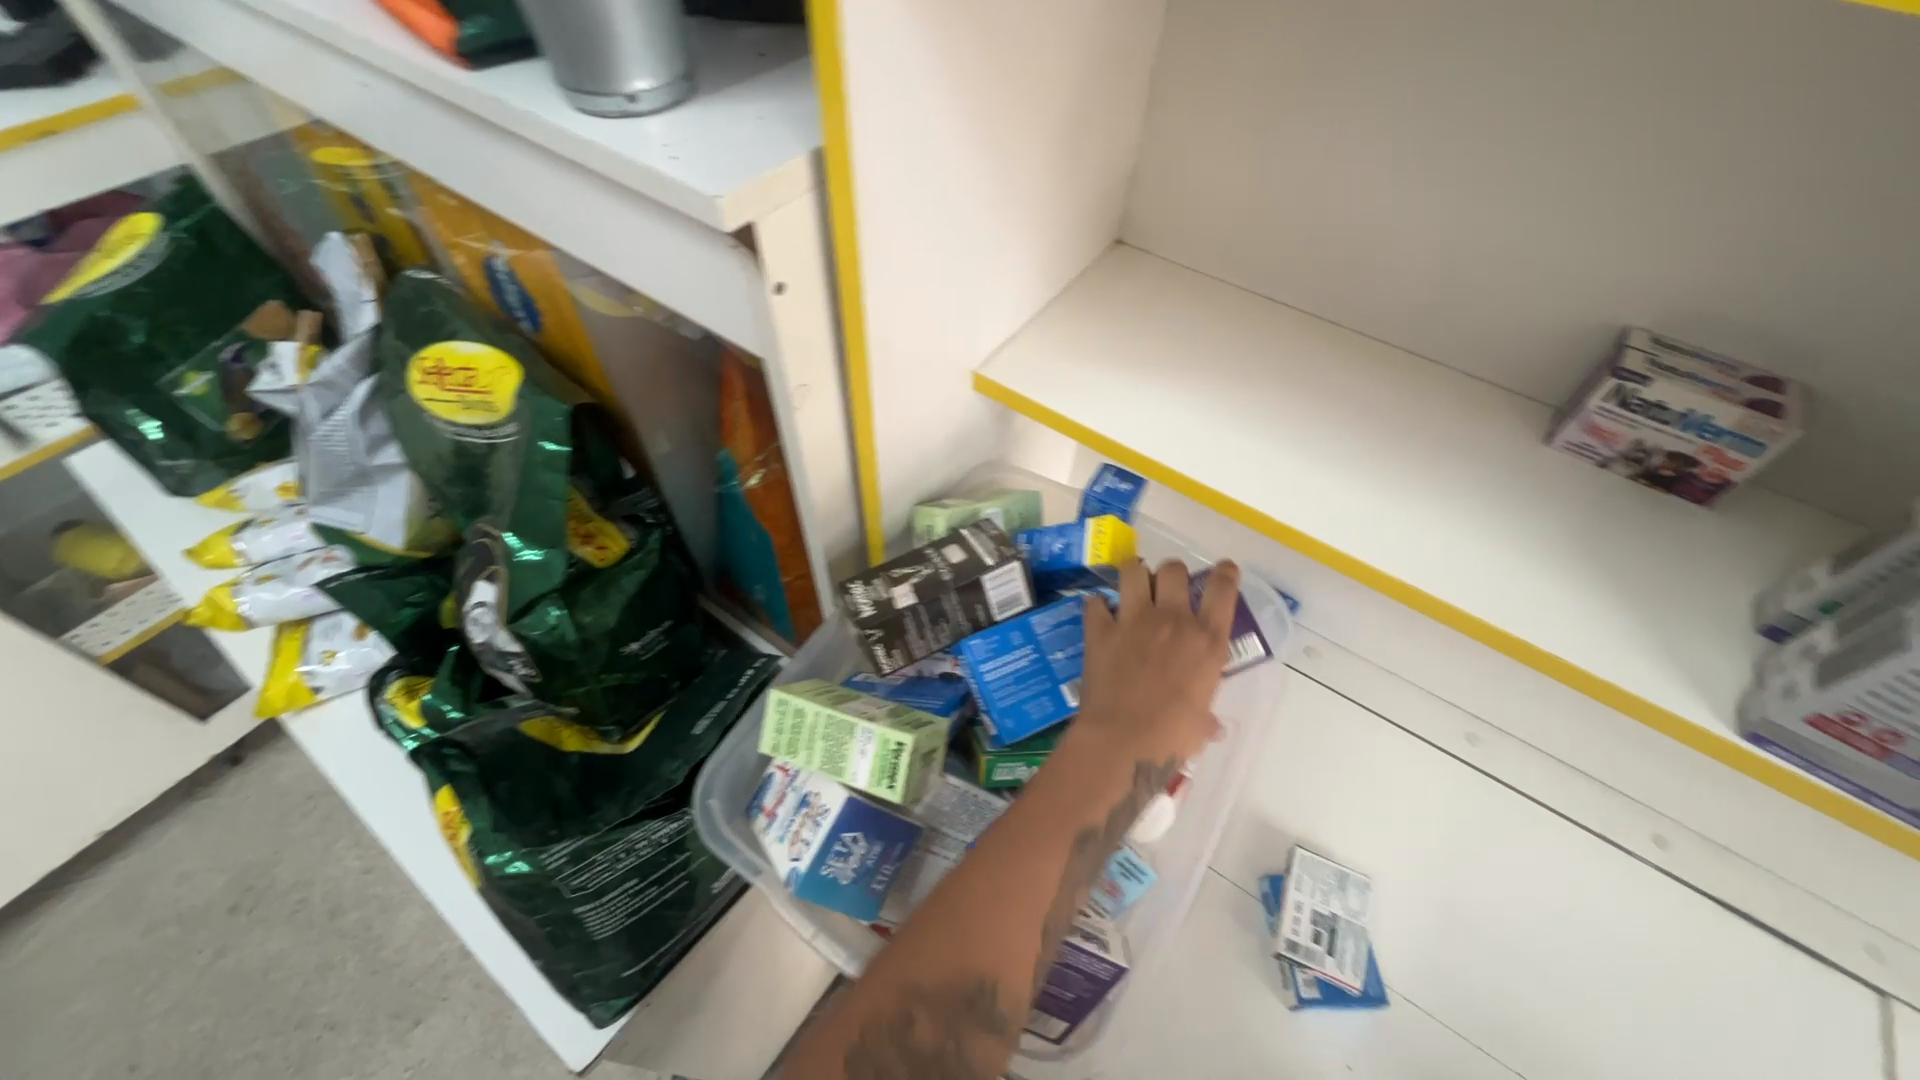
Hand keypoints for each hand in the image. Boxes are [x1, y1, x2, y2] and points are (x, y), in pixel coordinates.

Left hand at [1072, 557, 1240, 770]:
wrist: (1123, 740)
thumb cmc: (1172, 737)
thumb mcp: (1199, 724)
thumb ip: (1206, 717)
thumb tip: (1212, 728)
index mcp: (1207, 640)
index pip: (1222, 589)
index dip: (1224, 573)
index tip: (1223, 568)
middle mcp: (1173, 619)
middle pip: (1174, 569)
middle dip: (1171, 573)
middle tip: (1166, 587)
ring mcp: (1134, 620)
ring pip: (1133, 570)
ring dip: (1133, 574)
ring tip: (1133, 584)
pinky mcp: (1100, 629)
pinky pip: (1095, 602)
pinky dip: (1097, 606)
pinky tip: (1099, 614)